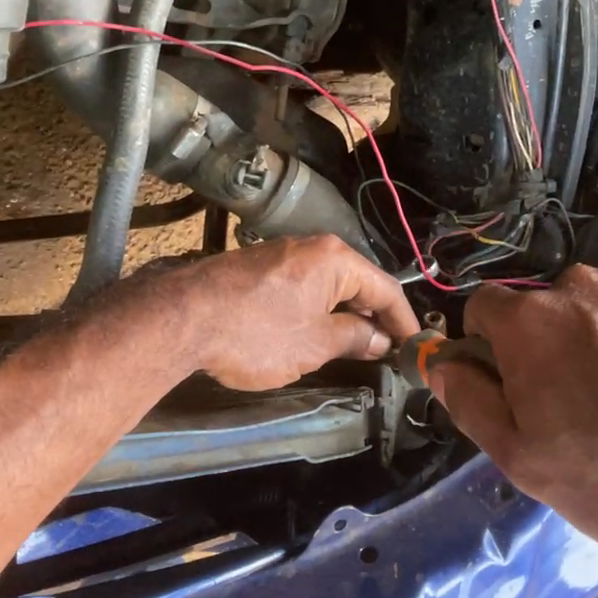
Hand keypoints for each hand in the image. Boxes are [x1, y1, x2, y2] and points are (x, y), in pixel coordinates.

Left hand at [104, 235, 418, 390]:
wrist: (182, 318)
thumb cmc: (257, 332)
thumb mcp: (315, 344)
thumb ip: (353, 338)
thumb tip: (379, 338)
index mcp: (335, 259)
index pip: (385, 287)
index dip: (403, 320)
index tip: (415, 346)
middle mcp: (311, 247)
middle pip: (356, 282)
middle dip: (374, 316)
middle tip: (387, 350)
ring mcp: (280, 254)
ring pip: (327, 285)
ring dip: (343, 314)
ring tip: (353, 347)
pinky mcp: (256, 268)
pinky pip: (301, 287)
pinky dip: (315, 310)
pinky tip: (311, 333)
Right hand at [430, 263, 597, 556]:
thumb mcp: (528, 463)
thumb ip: (472, 404)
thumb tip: (440, 364)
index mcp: (528, 321)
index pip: (482, 308)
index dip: (491, 348)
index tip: (515, 388)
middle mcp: (576, 283)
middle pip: (545, 309)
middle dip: (551, 348)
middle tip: (584, 408)